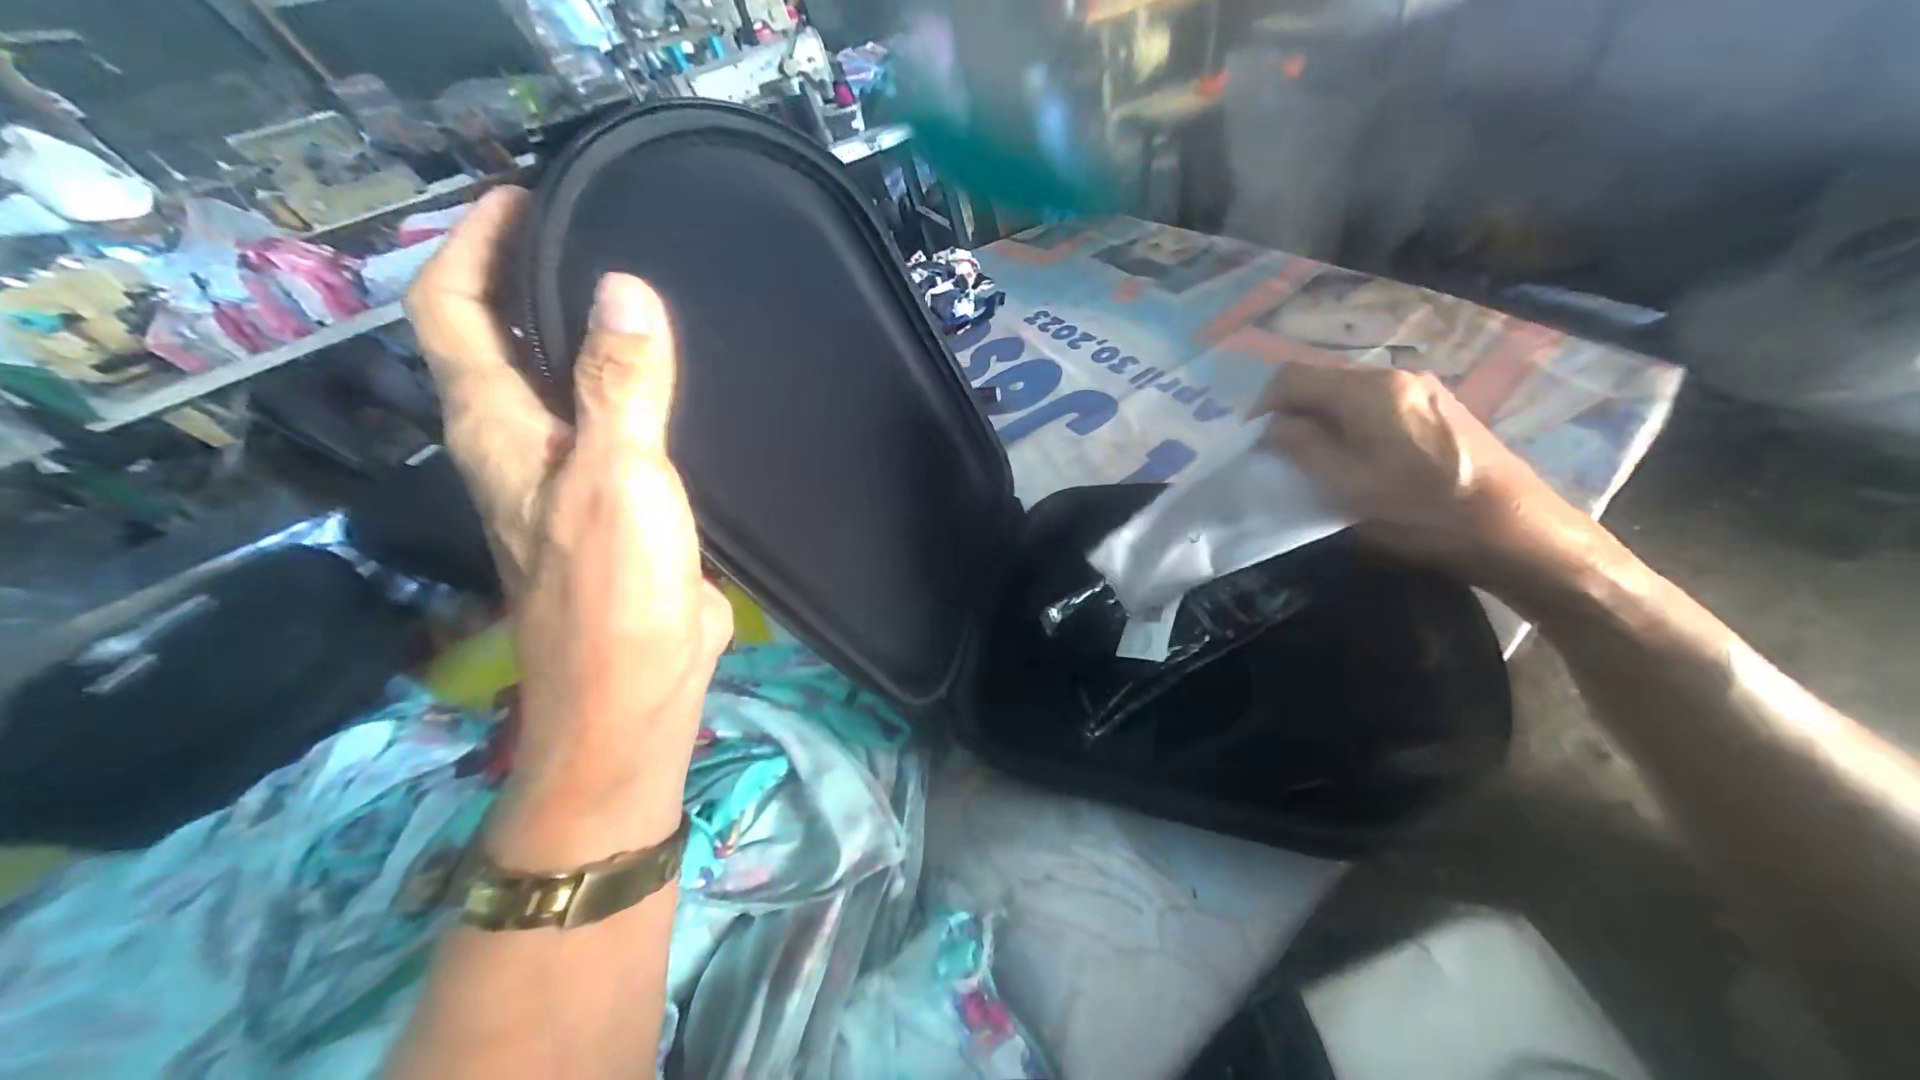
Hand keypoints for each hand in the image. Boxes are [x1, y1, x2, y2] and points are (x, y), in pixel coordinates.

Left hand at [408, 187, 731, 854]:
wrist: (637, 685)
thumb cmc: (612, 588)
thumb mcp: (618, 479)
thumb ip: (621, 387)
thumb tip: (623, 288)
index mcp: (499, 429)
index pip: (454, 311)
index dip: (473, 247)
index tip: (526, 200)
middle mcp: (522, 444)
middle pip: (504, 341)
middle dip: (533, 280)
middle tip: (597, 233)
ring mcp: (571, 476)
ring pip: (566, 385)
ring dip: (587, 335)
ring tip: (642, 293)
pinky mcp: (619, 504)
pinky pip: (619, 425)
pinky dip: (636, 389)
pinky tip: (679, 378)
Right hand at [1256, 362, 1628, 607]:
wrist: (1517, 530)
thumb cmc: (1422, 512)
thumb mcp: (1346, 487)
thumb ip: (1301, 447)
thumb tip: (1273, 427)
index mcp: (1370, 390)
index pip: (1291, 376)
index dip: (1261, 406)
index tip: (1252, 442)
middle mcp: (1396, 375)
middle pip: (1321, 379)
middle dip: (1290, 412)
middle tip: (1278, 453)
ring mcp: (1423, 388)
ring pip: (1348, 392)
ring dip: (1320, 418)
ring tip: (1313, 458)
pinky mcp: (1439, 407)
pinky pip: (1375, 403)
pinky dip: (1349, 422)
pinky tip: (1355, 455)